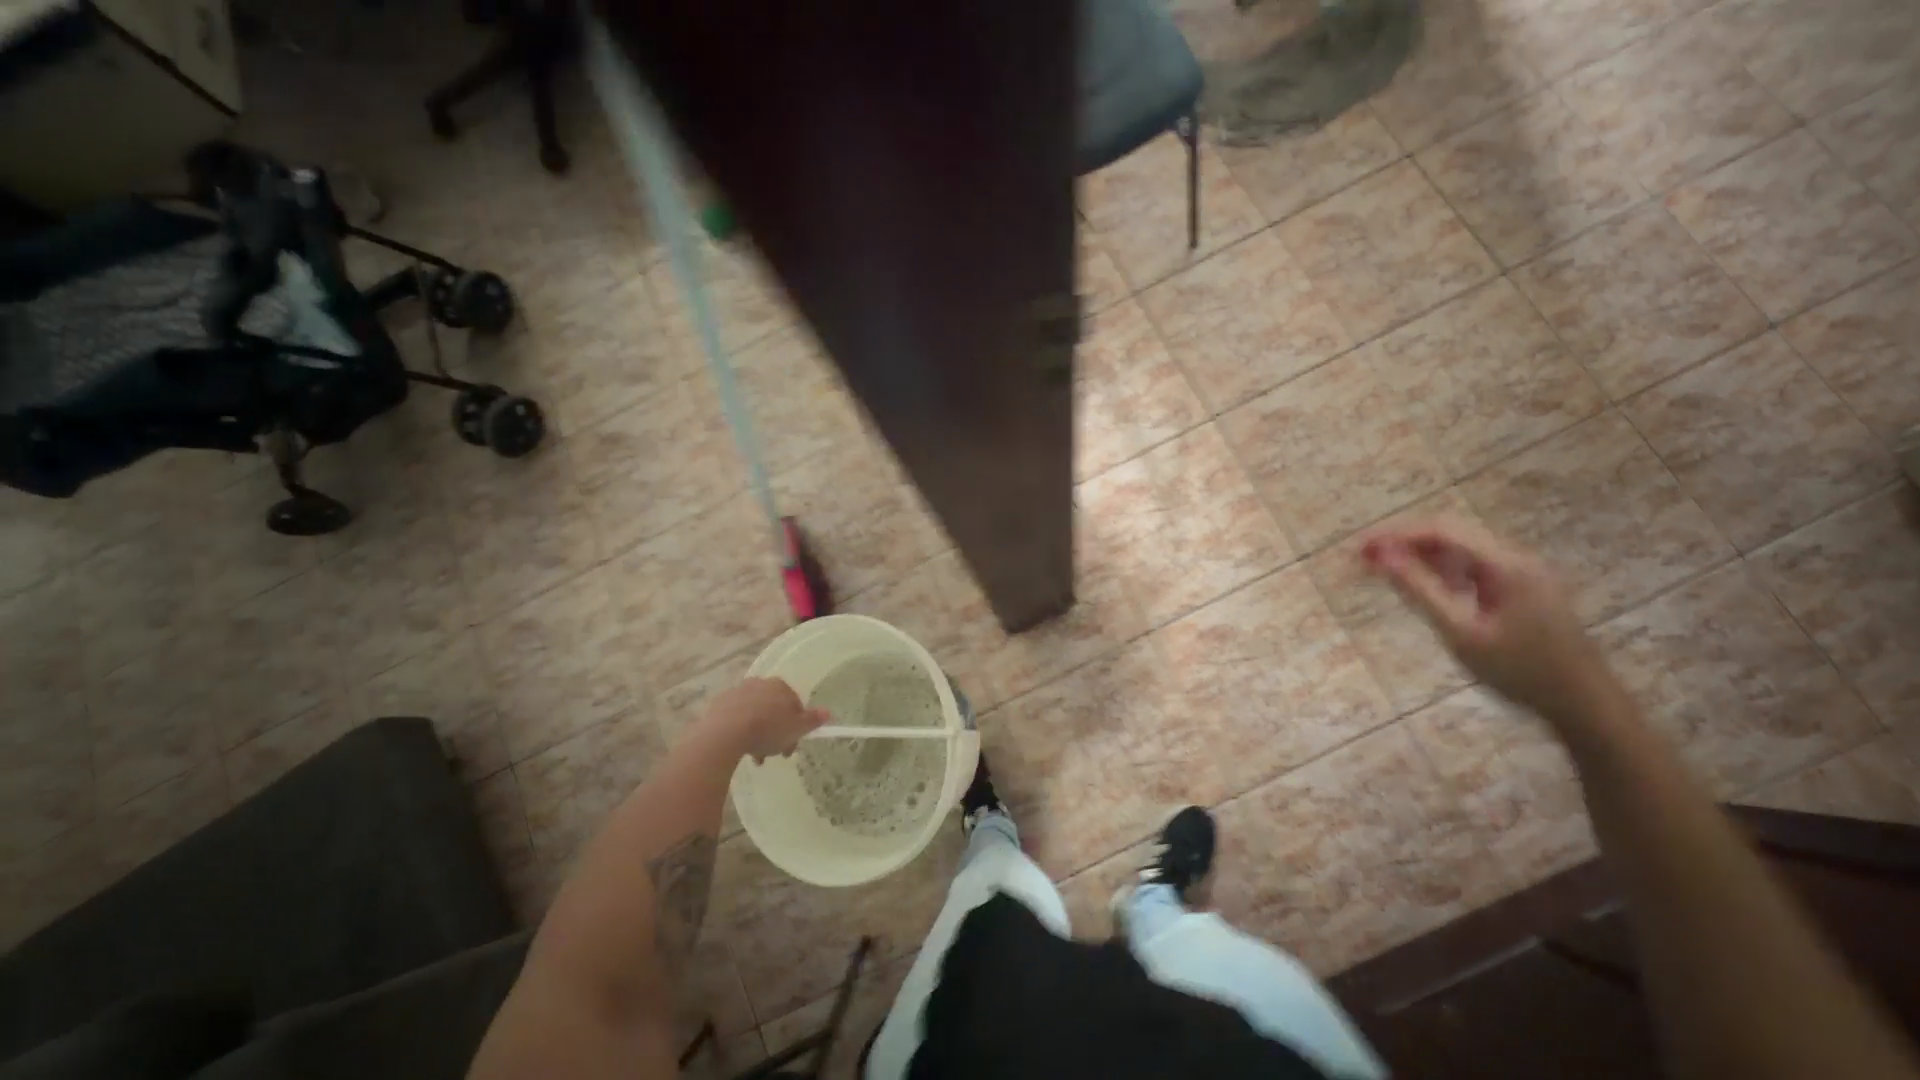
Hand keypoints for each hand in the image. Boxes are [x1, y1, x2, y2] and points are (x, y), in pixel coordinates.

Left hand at [703, 677, 829, 762]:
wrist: (726, 731)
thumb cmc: (767, 729)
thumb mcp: (796, 728)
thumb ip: (812, 720)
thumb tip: (828, 712)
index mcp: (780, 686)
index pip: (794, 705)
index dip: (795, 727)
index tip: (790, 747)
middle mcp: (759, 683)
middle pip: (772, 709)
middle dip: (774, 730)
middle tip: (773, 753)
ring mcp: (738, 691)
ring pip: (753, 713)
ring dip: (756, 732)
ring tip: (754, 756)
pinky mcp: (719, 703)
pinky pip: (735, 717)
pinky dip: (739, 729)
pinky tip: (738, 746)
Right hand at [1361, 517, 1618, 729]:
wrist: (1585, 703)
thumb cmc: (1520, 672)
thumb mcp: (1461, 634)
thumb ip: (1420, 591)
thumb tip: (1382, 556)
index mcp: (1505, 564)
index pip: (1440, 530)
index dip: (1395, 534)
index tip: (1359, 549)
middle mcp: (1517, 557)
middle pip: (1452, 532)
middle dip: (1405, 541)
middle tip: (1365, 559)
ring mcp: (1526, 571)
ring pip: (1464, 548)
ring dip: (1424, 555)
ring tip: (1388, 572)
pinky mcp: (1528, 587)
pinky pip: (1478, 565)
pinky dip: (1447, 569)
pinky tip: (1432, 589)